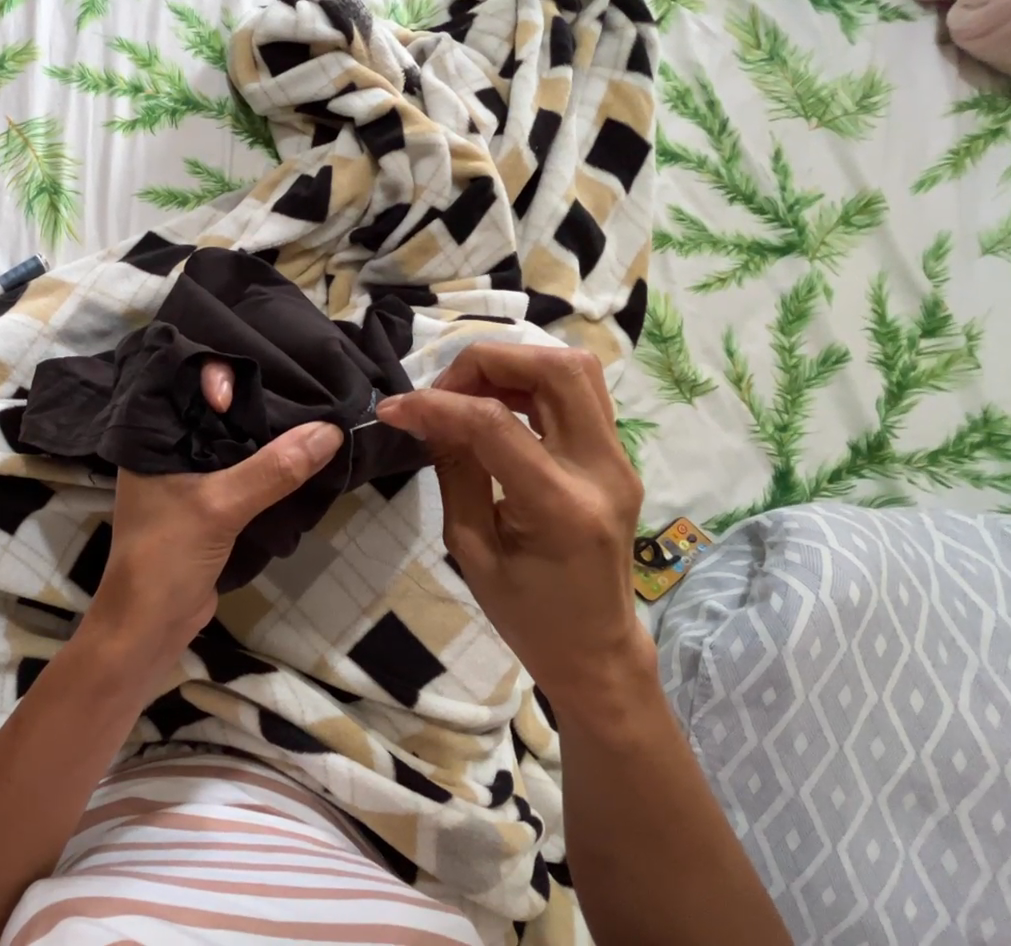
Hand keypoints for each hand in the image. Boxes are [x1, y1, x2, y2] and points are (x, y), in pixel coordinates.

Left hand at [80, 360, 344, 671]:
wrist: (149, 628)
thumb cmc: (166, 557)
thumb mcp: (219, 507)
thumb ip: (272, 470)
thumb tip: (329, 431)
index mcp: (151, 438)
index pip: (183, 383)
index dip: (220, 374)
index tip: (261, 382)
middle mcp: (166, 451)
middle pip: (214, 412)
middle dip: (255, 401)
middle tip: (304, 385)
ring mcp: (187, 480)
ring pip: (231, 444)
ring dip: (266, 436)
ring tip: (314, 412)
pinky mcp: (208, 507)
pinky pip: (240, 474)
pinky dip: (267, 468)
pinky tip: (304, 456)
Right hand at [375, 342, 647, 710]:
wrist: (595, 647)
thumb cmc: (524, 613)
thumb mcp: (470, 547)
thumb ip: (454, 470)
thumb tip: (426, 415)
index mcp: (560, 506)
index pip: (494, 423)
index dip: (435, 404)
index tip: (391, 410)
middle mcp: (602, 471)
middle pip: (556, 370)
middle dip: (486, 362)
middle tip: (442, 392)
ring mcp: (619, 460)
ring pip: (576, 371)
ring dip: (513, 366)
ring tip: (466, 395)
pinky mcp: (616, 457)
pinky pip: (579, 393)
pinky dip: (531, 383)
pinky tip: (495, 405)